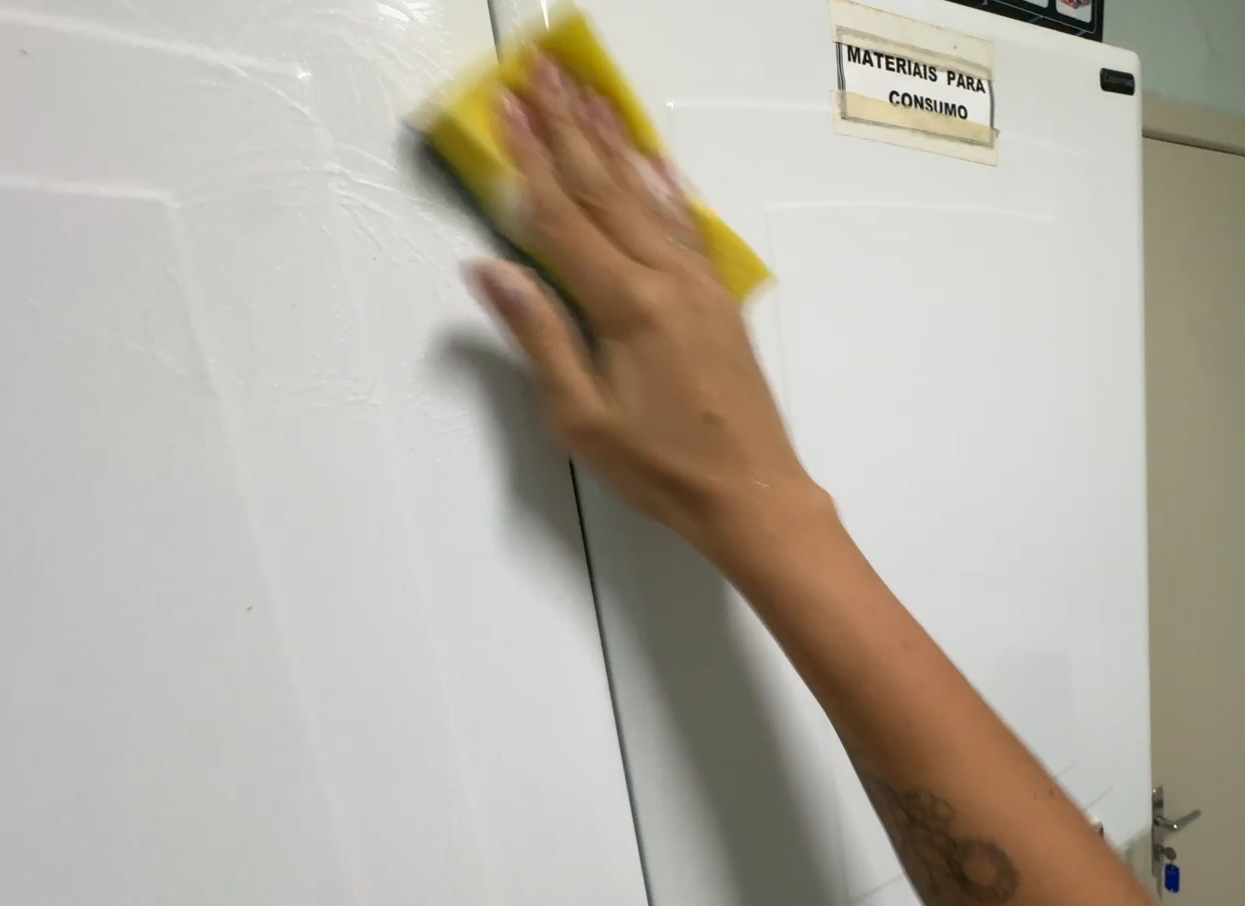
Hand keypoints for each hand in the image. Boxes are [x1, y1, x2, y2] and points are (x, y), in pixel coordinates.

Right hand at [465, 59, 831, 559]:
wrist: (752, 492)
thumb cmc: (662, 468)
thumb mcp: (582, 418)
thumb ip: (540, 337)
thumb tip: (491, 267)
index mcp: (628, 305)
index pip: (564, 220)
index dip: (530, 164)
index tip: (507, 108)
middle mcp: (669, 280)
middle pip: (609, 193)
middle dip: (571, 132)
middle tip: (543, 74)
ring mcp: (704, 288)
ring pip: (652, 201)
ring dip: (618, 146)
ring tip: (591, 95)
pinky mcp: (724, 304)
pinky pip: (692, 232)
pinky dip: (671, 191)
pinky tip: (659, 165)